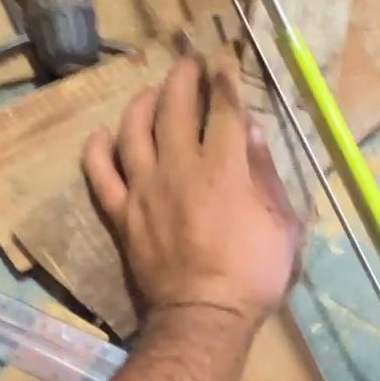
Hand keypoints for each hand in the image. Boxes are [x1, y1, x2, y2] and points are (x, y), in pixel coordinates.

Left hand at [82, 57, 300, 327]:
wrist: (203, 316)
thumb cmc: (252, 274)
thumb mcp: (281, 224)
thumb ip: (265, 174)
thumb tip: (252, 130)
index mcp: (223, 169)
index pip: (223, 111)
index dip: (224, 83)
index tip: (224, 65)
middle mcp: (179, 168)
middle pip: (174, 109)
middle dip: (182, 78)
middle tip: (188, 64)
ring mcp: (144, 190)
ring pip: (133, 131)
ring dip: (142, 103)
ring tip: (151, 91)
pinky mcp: (122, 213)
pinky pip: (100, 174)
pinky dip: (97, 149)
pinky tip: (102, 134)